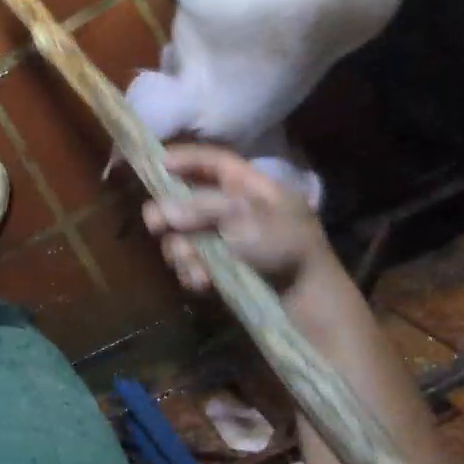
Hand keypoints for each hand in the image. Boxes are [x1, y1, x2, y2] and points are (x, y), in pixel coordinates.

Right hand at [141, 144, 334, 295]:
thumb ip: (203, 208)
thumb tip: (159, 210)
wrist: (309, 305)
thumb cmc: (287, 249)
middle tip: (155, 225)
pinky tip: (203, 283)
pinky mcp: (221, 269)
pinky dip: (192, 272)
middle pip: (188, 200)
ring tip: (196, 268)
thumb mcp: (248, 218)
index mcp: (253, 188)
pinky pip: (191, 263)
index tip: (159, 163)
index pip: (216, 163)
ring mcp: (227, 241)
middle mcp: (237, 210)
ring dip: (183, 251)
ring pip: (184, 235)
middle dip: (170, 214)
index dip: (188, 158)